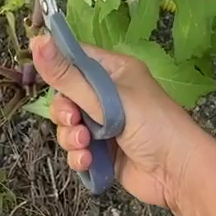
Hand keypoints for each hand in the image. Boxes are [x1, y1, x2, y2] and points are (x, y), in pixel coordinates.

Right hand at [30, 35, 213, 209]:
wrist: (178, 173)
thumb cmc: (152, 125)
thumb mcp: (107, 98)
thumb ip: (69, 76)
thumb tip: (37, 42)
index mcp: (114, 72)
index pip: (76, 58)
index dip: (57, 66)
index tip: (41, 73)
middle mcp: (108, 95)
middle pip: (67, 95)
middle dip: (64, 111)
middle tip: (73, 120)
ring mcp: (104, 124)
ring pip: (69, 124)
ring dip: (70, 136)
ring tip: (86, 145)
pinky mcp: (102, 151)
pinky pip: (77, 148)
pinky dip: (78, 155)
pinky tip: (88, 161)